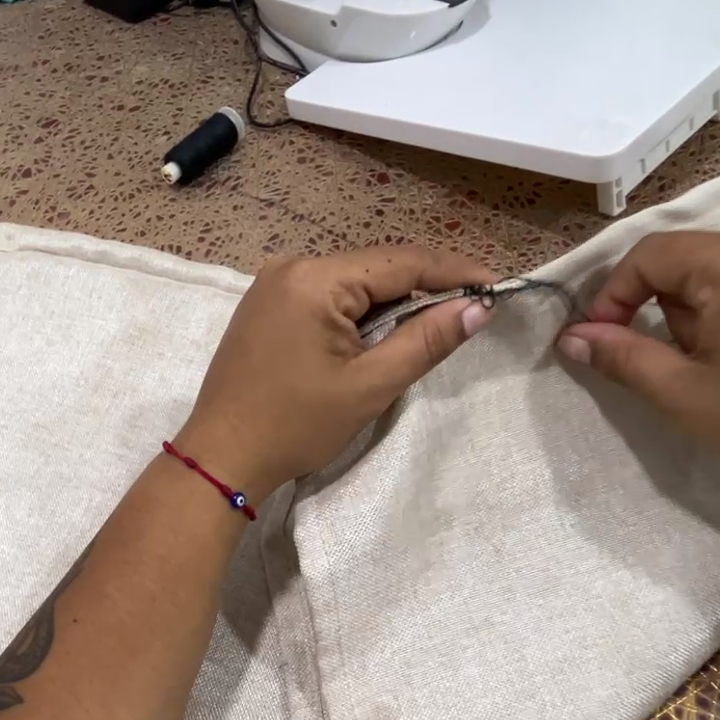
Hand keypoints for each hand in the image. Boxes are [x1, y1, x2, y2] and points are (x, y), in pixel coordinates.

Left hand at [175, 245, 497, 499]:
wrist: (222, 457)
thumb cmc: (295, 425)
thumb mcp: (369, 386)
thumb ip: (426, 341)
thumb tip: (477, 308)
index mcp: (314, 278)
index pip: (401, 262)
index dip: (453, 272)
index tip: (496, 286)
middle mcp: (290, 267)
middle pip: (375, 269)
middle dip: (421, 292)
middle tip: (467, 316)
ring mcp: (272, 286)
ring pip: (351, 285)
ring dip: (389, 307)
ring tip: (425, 333)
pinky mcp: (264, 307)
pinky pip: (324, 299)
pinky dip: (356, 316)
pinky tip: (373, 340)